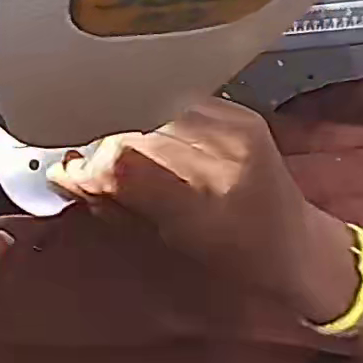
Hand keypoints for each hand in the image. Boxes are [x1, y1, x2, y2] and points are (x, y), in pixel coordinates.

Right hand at [47, 96, 354, 319]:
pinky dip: (147, 115)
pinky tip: (145, 132)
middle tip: (85, 162)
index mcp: (209, 201)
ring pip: (148, 105)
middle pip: (133, 125)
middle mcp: (225, 151)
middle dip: (99, 142)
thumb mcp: (165, 244)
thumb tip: (65, 172)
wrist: (297, 247)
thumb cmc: (232, 262)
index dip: (87, 164)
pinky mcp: (236, 108)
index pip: (125, 159)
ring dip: (122, 124)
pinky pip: (171, 99)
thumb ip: (113, 203)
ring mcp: (235, 122)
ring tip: (114, 146)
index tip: (68, 173)